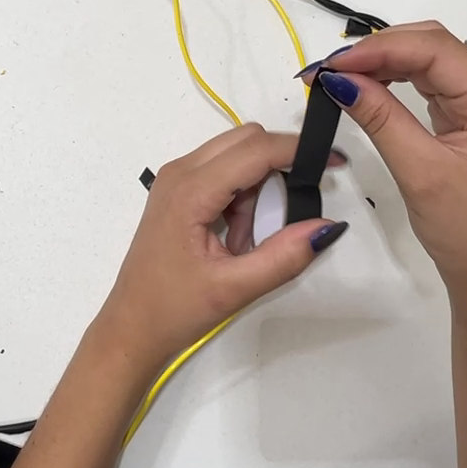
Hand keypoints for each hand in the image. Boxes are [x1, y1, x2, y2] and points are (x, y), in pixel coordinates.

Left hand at [91, 123, 347, 374]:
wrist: (131, 327)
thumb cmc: (174, 309)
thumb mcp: (234, 289)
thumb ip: (283, 257)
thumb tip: (328, 226)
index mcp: (189, 191)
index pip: (255, 150)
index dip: (298, 150)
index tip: (335, 162)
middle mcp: (179, 172)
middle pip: (246, 140)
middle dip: (277, 167)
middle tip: (289, 213)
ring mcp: (175, 179)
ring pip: (235, 154)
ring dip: (257, 186)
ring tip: (246, 241)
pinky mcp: (177, 191)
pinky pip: (222, 171)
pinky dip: (241, 195)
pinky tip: (233, 238)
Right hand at [304, 21, 466, 297]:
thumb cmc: (462, 226)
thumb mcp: (418, 170)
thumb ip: (380, 118)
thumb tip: (338, 80)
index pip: (435, 50)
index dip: (380, 48)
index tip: (332, 65)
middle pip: (433, 46)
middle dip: (379, 50)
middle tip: (328, 70)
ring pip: (429, 60)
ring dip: (383, 62)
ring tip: (339, 76)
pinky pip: (429, 82)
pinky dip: (394, 79)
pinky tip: (366, 84)